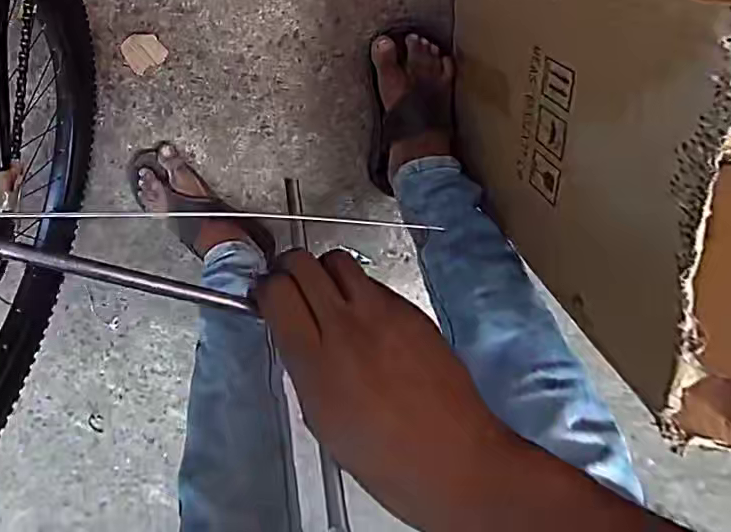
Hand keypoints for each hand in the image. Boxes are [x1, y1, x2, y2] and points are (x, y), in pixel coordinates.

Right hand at [258, 249, 665, 531]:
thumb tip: (286, 326)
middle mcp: (345, 328)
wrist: (465, 471)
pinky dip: (357, 289)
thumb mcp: (319, 415)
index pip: (276, 290)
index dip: (266, 288)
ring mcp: (382, 315)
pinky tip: (365, 317)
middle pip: (300, 262)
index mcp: (315, 359)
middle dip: (288, 269)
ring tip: (328, 294)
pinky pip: (370, 280)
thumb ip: (298, 361)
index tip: (268, 297)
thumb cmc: (386, 458)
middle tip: (292, 286)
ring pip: (335, 259)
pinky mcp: (411, 312)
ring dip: (323, 271)